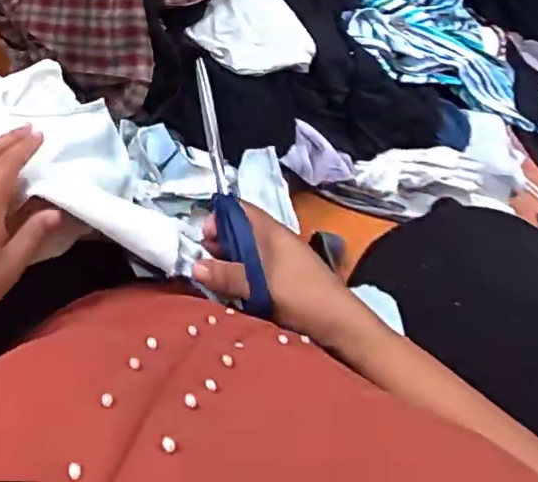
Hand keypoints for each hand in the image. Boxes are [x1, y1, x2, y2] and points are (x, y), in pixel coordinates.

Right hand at [192, 203, 377, 348]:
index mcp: (271, 231)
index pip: (240, 209)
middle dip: (220, 242)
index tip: (203, 235)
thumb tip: (194, 264)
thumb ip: (228, 275)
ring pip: (247, 253)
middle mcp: (275, 241)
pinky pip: (256, 272)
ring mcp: (281, 262)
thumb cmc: (303, 296)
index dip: (219, 217)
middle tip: (203, 259)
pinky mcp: (285, 282)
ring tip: (213, 279)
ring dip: (230, 263)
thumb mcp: (261, 285)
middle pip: (241, 231)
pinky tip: (233, 293)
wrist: (344, 327)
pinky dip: (242, 278)